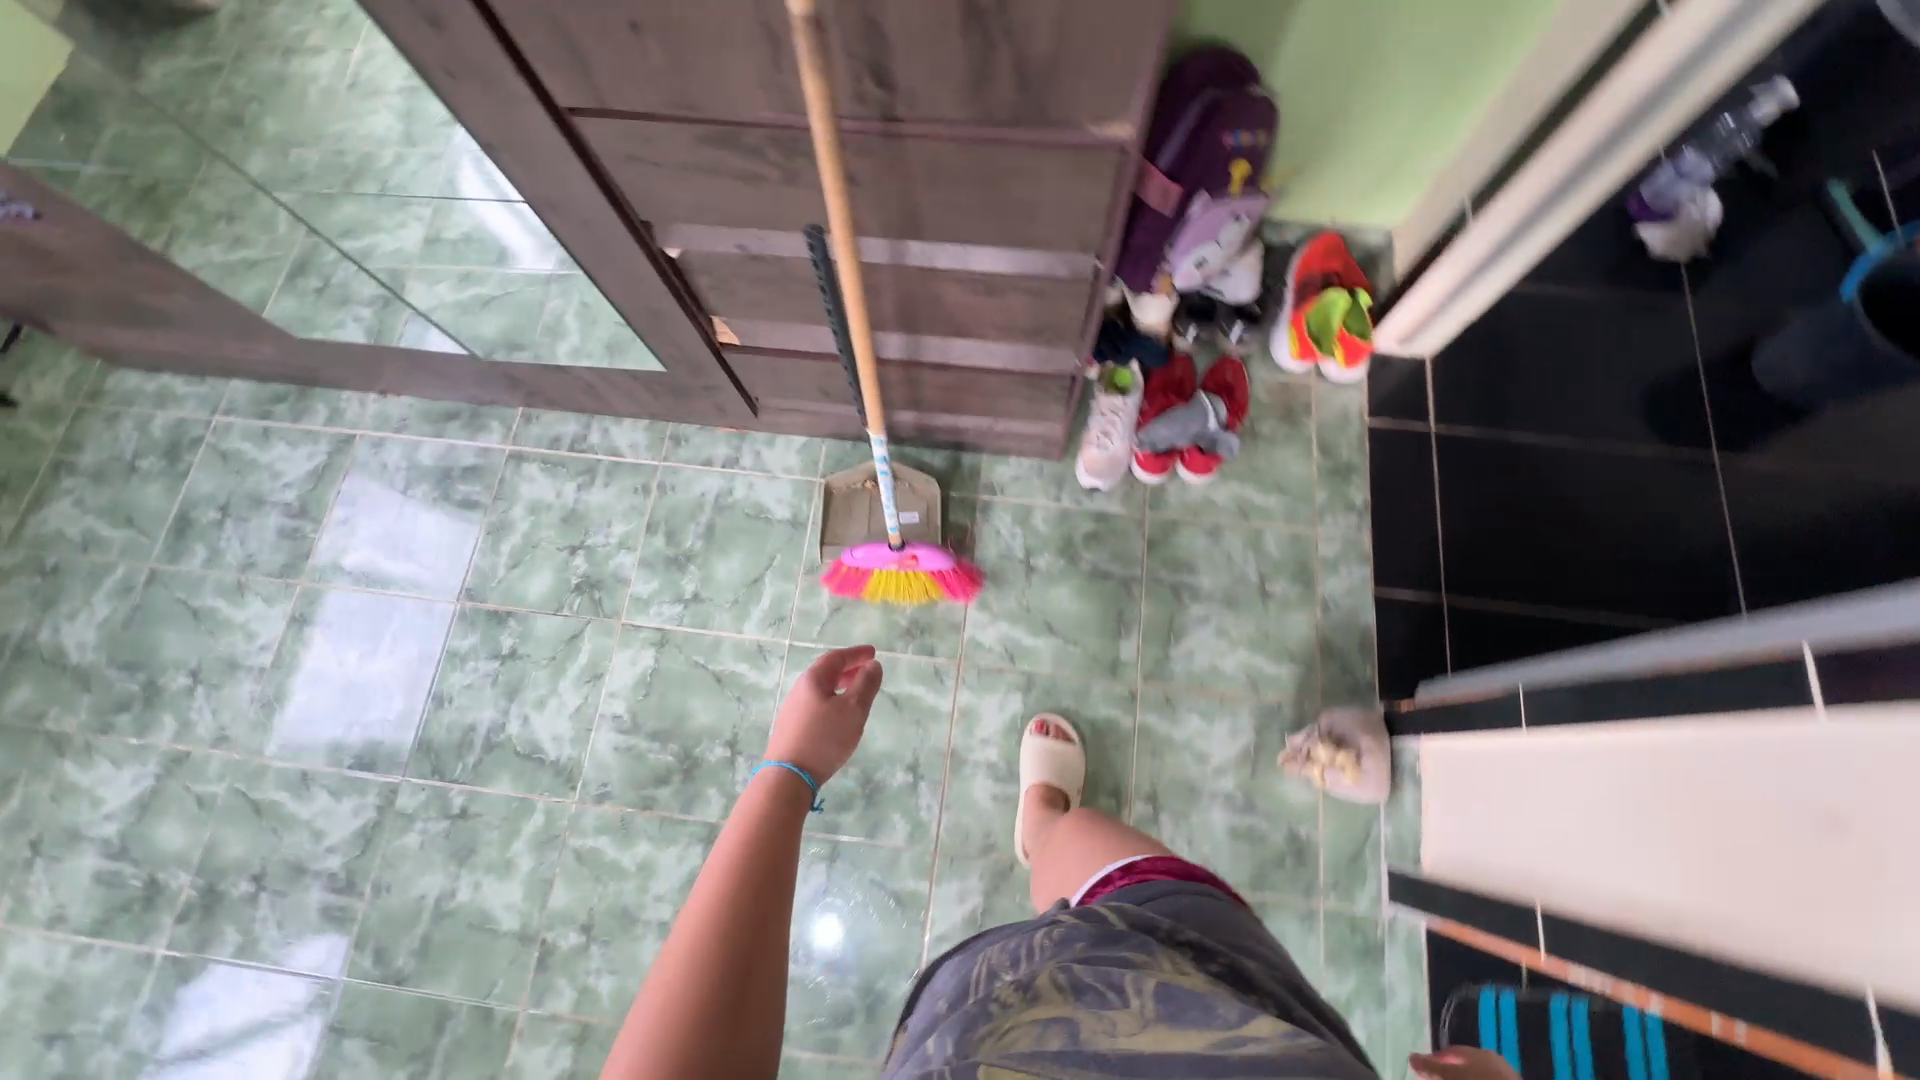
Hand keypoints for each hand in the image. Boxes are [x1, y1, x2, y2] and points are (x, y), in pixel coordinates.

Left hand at [765, 645, 882, 783]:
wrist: (788, 775)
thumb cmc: (824, 738)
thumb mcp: (853, 709)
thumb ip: (866, 685)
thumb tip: (873, 665)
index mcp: (813, 679)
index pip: (836, 657)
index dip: (856, 654)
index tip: (873, 652)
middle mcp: (800, 690)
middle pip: (827, 672)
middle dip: (849, 668)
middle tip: (868, 671)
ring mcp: (794, 709)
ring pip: (822, 689)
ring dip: (841, 685)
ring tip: (858, 693)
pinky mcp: (793, 727)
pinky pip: (818, 703)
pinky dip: (834, 700)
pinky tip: (841, 716)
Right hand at [1410, 1047, 1521, 1079]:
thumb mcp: (1450, 1075)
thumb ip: (1431, 1067)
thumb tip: (1410, 1056)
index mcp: (1478, 1052)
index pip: (1451, 1051)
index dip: (1435, 1060)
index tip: (1423, 1070)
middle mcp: (1492, 1061)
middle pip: (1464, 1065)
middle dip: (1447, 1072)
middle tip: (1433, 1079)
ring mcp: (1504, 1077)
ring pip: (1476, 1076)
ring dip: (1461, 1078)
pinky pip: (1486, 1079)